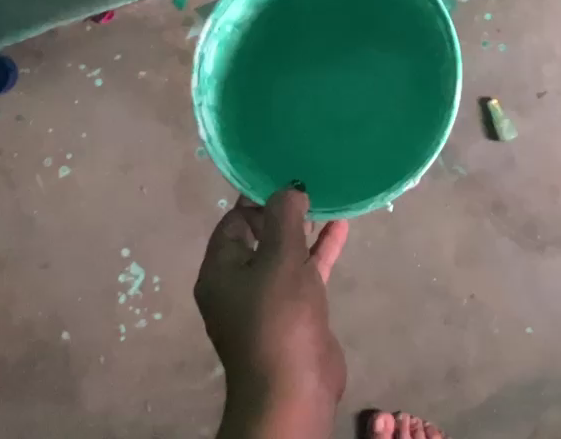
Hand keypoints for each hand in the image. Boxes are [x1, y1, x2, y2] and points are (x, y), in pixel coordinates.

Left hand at [195, 187, 350, 435]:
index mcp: (220, 270)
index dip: (257, 196)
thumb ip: (284, 214)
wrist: (294, 388)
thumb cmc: (279, 316)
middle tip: (310, 181)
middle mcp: (237, 283)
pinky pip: (303, 271)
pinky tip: (341, 227)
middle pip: (258, 234)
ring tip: (327, 198)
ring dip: (304, 228)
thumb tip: (289, 188)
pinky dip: (319, 250)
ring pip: (284, 252)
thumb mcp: (280, 255)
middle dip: (283, 209)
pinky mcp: (293, 312)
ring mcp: (266, 300)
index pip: (233, 220)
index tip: (286, 172)